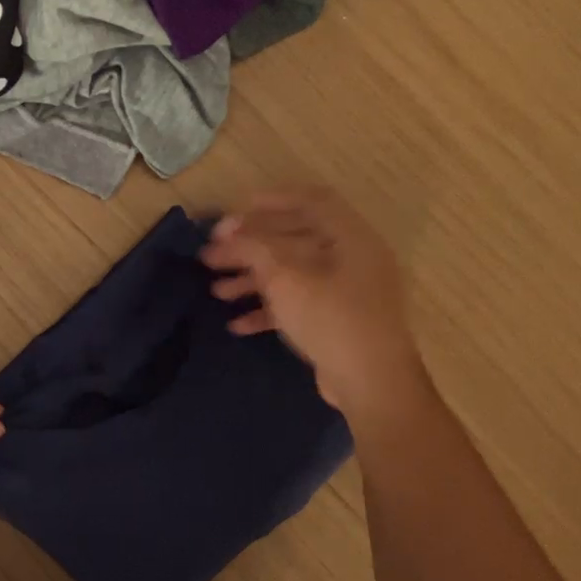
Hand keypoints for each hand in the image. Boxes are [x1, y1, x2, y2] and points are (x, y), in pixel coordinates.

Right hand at [200, 189, 429, 418]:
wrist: (370, 380)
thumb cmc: (330, 318)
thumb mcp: (285, 278)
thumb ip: (254, 248)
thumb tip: (226, 232)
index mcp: (350, 237)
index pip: (311, 201)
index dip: (270, 200)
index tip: (232, 212)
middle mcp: (353, 257)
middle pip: (294, 240)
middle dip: (248, 247)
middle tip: (210, 257)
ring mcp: (347, 290)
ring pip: (292, 273)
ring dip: (252, 278)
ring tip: (216, 291)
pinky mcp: (338, 319)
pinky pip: (298, 303)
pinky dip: (267, 308)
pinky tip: (238, 323)